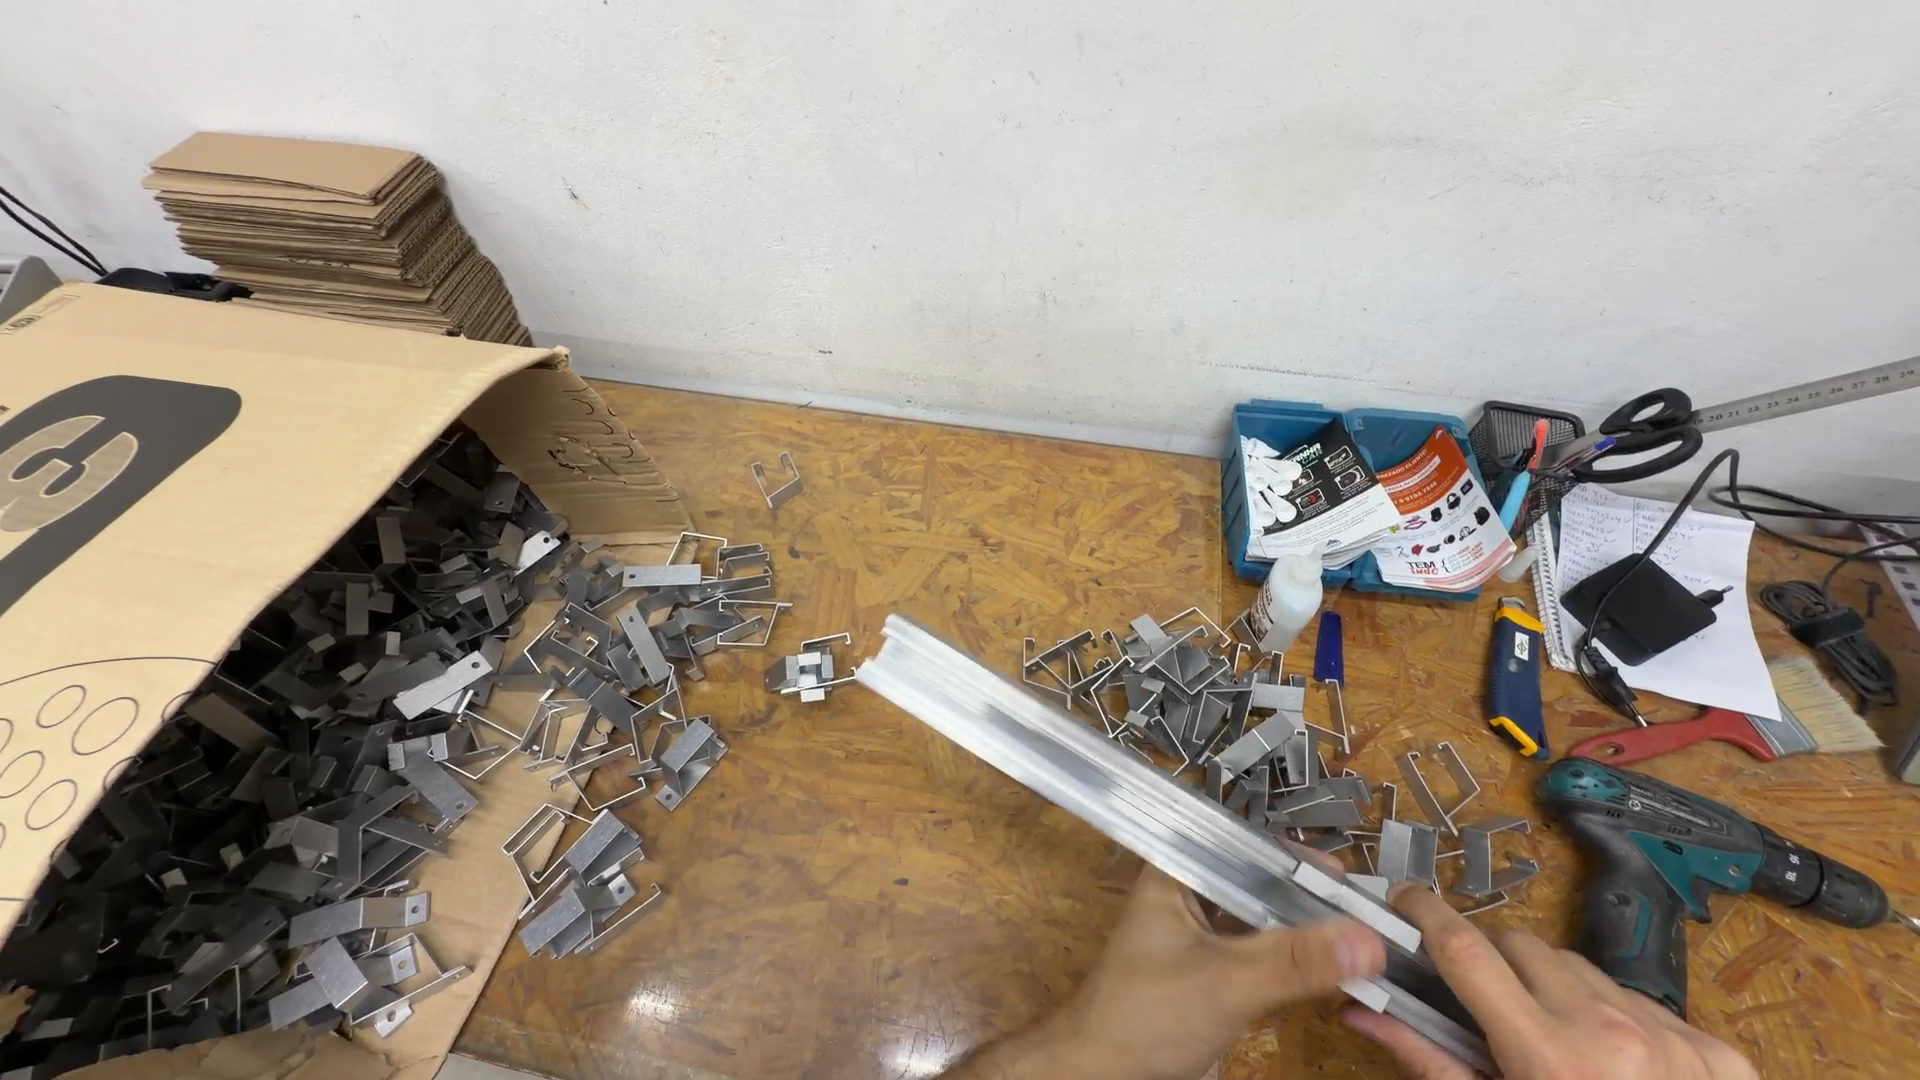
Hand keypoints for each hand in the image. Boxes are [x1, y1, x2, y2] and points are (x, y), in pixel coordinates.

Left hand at [944, 860, 1385, 1079]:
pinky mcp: (1214, 971)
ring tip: (1363, 936)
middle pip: (1256, 880)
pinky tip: (1335, 969)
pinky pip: (1262, 954)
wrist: (1107, 1074)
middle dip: (1307, 894)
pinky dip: (1295, 960)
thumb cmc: (1148, 1013)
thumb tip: (1370, 941)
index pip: (1241, 844)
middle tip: (1367, 910)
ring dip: (1305, 929)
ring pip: (1262, 918)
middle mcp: (1189, 893)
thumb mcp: (1225, 982)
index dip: (1292, 856)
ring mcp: (1202, 934)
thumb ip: (1294, 961)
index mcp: (1176, 871)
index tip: (1347, 876)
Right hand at [1342, 885, 1756, 1079]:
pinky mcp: (1721, 1053)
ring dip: (1551, 982)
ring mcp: (1674, 1041)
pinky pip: (1638, 1000)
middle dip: (1491, 955)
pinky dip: (1613, 1014)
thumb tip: (1356, 1009)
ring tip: (1558, 1037)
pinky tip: (1619, 1063)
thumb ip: (1427, 1060)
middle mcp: (1612, 1034)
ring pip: (1577, 966)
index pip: (1467, 952)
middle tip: (1485, 996)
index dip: (1426, 912)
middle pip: (1520, 945)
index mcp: (1549, 1059)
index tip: (1403, 897)